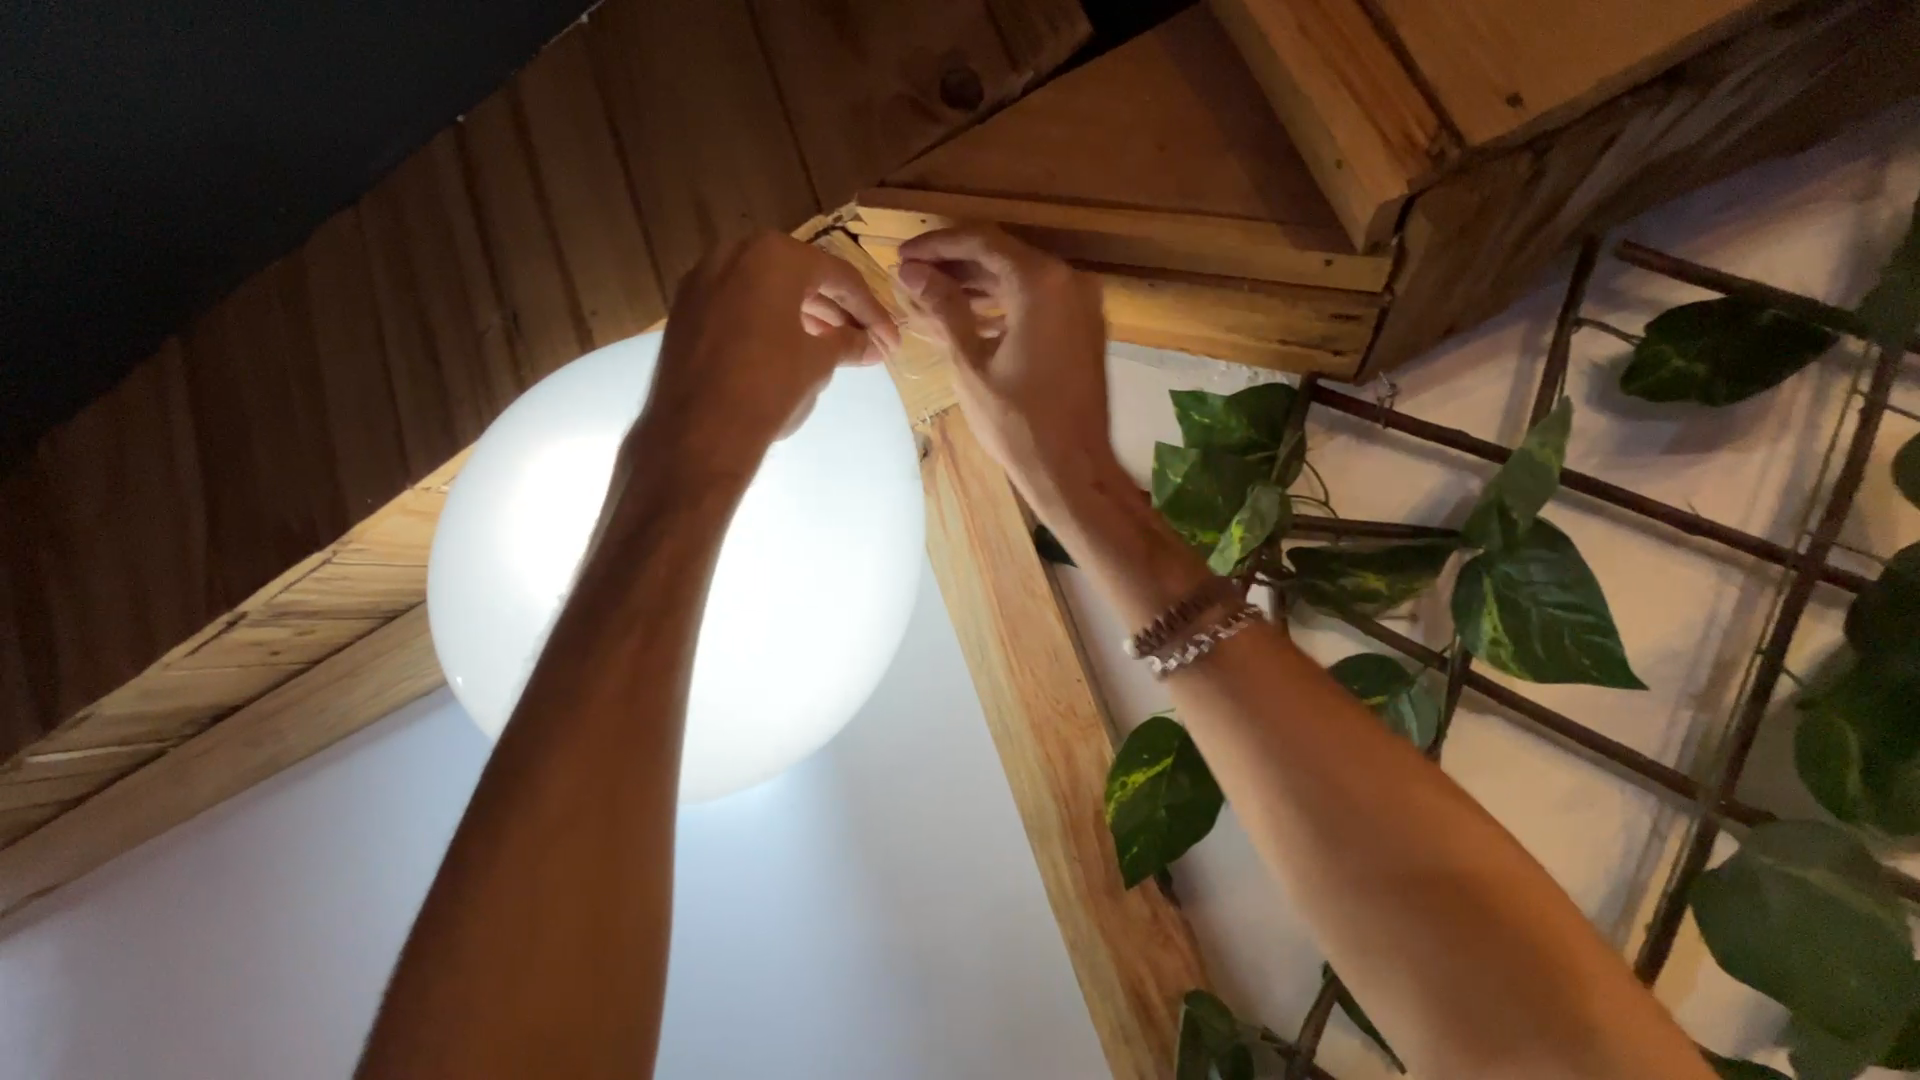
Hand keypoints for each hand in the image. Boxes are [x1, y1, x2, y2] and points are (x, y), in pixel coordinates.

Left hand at [649, 231, 898, 450]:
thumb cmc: (769, 386)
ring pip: (767, 290)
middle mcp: (734, 253)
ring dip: (803, 314)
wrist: (699, 432)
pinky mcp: (685, 310)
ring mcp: (702, 280)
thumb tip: (873, 345)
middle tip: (865, 341)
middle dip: (837, 310)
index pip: (839, 278)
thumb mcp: (819, 363)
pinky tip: (788, 348)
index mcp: (775, 256)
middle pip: (801, 277)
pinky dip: (768, 321)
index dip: (871, 312)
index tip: (890, 341)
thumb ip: (848, 344)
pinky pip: (739, 306)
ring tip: (832, 346)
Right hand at [895, 225, 1117, 508]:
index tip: (902, 254)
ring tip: (928, 297)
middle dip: (953, 264)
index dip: (937, 245)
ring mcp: (1081, 306)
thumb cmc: (1017, 422)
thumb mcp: (971, 363)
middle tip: (911, 275)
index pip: (982, 242)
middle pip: (1002, 256)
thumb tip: (912, 272)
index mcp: (1042, 283)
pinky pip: (1036, 305)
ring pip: (1018, 281)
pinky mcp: (1082, 330)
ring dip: (974, 286)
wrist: (1072, 468)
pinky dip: (1001, 307)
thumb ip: (944, 309)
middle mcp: (1069, 282)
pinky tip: (964, 320)